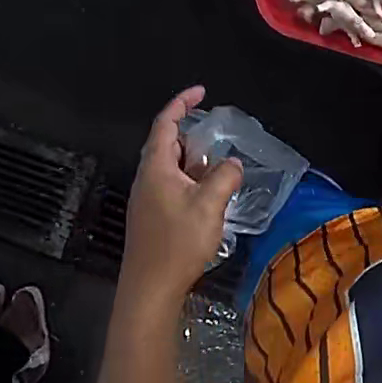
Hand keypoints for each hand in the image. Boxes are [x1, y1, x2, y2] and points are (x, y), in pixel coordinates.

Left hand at [120, 87, 243, 304]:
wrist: (149, 290)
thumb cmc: (177, 243)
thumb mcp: (210, 204)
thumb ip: (225, 176)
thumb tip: (233, 163)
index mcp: (156, 169)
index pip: (165, 125)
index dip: (181, 104)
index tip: (202, 92)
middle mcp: (148, 180)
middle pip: (167, 144)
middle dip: (191, 131)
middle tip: (218, 128)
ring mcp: (150, 200)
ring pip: (173, 167)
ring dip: (196, 158)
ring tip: (222, 159)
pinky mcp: (156, 217)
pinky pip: (176, 185)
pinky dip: (195, 178)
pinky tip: (213, 190)